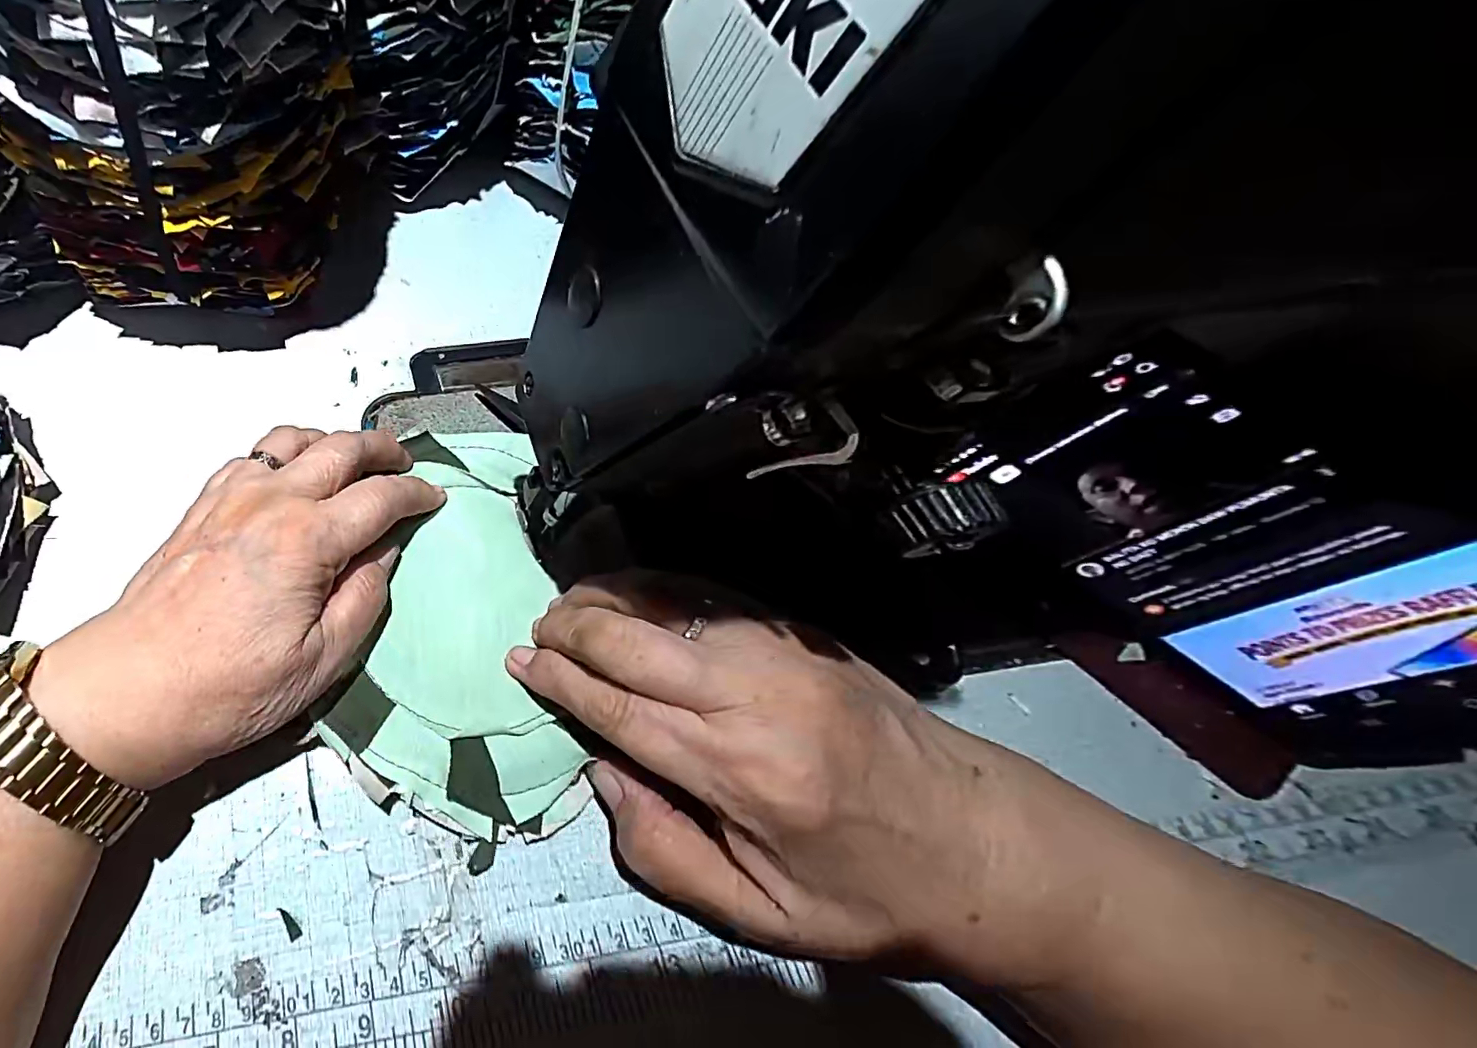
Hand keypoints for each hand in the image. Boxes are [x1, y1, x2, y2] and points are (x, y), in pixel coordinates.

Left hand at [29, 427, 444, 789]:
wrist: (128, 693)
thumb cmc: (227, 687)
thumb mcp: (323, 659)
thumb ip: (365, 596)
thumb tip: (384, 553)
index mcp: (306, 539)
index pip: (379, 496)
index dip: (415, 493)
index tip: (433, 496)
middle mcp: (270, 502)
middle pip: (340, 449)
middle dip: (382, 449)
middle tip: (404, 463)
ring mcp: (230, 498)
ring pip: (292, 439)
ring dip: (332, 441)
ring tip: (353, 460)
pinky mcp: (202, 507)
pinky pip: (251, 456)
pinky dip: (285, 453)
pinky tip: (292, 474)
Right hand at [505, 572, 1120, 989]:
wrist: (981, 840)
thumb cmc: (866, 890)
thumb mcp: (763, 916)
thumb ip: (665, 852)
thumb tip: (603, 772)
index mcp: (738, 773)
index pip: (621, 710)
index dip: (562, 682)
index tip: (521, 662)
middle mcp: (753, 697)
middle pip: (635, 644)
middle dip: (573, 630)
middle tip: (537, 628)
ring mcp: (781, 653)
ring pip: (670, 606)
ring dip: (609, 599)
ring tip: (568, 602)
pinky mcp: (800, 634)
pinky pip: (712, 595)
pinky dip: (659, 587)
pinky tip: (631, 588)